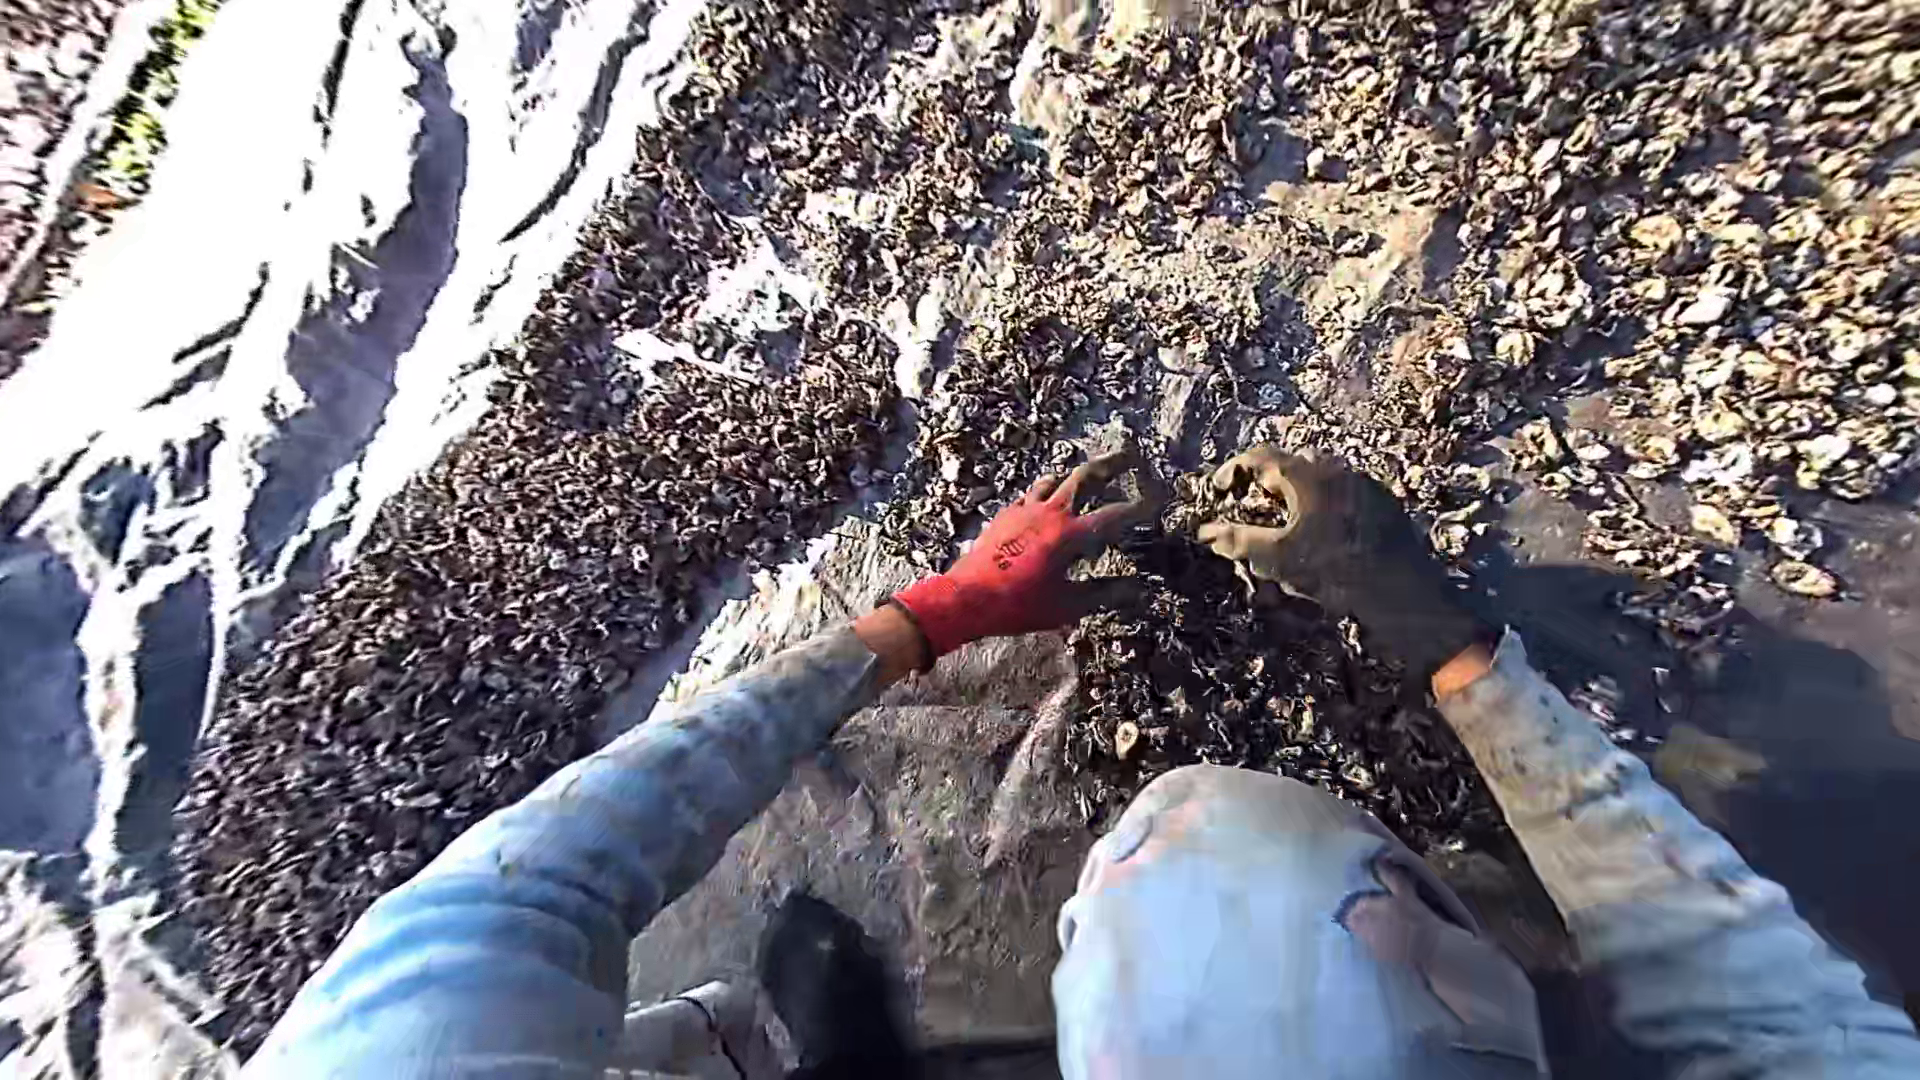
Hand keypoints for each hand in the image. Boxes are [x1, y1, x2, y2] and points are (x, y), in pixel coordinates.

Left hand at [893, 452, 1152, 662]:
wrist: (967, 597)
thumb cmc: (1018, 605)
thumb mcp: (1067, 606)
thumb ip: (1105, 593)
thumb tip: (1137, 588)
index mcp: (1070, 534)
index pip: (1115, 514)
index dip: (1140, 507)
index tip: (1156, 501)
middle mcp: (1050, 513)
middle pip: (1085, 477)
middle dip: (1112, 464)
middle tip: (1130, 457)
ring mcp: (1024, 510)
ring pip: (1054, 481)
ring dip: (1073, 479)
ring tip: (1083, 481)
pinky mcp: (1005, 516)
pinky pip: (1030, 496)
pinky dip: (1044, 495)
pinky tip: (1043, 506)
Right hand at [1195, 447, 1485, 680]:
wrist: (1405, 592)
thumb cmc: (1334, 571)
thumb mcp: (1276, 558)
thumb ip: (1237, 540)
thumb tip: (1205, 532)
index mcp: (1306, 476)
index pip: (1258, 457)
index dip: (1232, 471)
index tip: (1219, 492)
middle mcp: (1335, 470)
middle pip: (1288, 463)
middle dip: (1263, 482)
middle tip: (1248, 506)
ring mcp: (1363, 484)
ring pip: (1316, 475)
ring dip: (1291, 492)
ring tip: (1280, 520)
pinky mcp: (1381, 502)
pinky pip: (1339, 490)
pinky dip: (1317, 502)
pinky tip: (1316, 531)